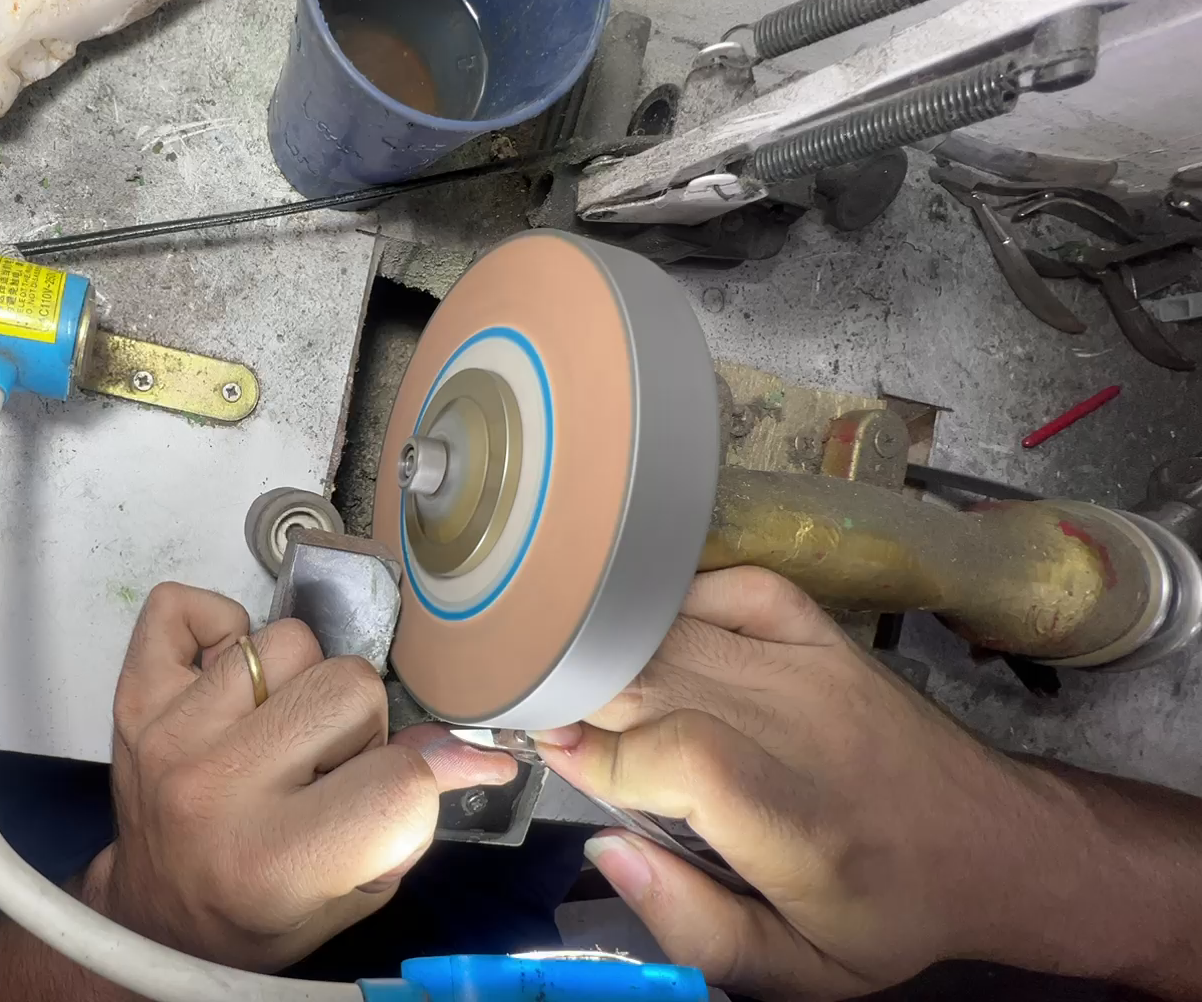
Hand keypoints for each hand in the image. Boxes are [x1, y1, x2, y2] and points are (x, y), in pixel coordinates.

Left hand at [85, 583, 515, 971]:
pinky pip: (180, 604)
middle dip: (354, 723)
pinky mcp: (132, 693)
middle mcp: (213, 789)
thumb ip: (415, 816)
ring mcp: (167, 732)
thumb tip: (482, 753)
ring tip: (272, 726)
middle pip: (348, 683)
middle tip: (321, 762)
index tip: (379, 797)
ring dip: (295, 678)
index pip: (399, 779)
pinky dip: (215, 626)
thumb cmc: (263, 909)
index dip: (409, 780)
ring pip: (285, 638)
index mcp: (274, 861)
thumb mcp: (354, 889)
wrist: (159, 910)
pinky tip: (222, 677)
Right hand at [537, 567, 1083, 999]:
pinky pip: (723, 588)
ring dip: (608, 653)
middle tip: (554, 715)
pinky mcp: (816, 631)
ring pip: (671, 633)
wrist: (998, 843)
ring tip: (585, 679)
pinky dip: (671, 602)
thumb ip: (694, 926)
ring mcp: (807, 667)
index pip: (679, 757)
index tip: (562, 756)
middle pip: (654, 680)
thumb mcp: (801, 967)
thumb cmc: (881, 907)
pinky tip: (654, 637)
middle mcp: (800, 729)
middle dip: (581, 696)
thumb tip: (604, 847)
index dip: (601, 755)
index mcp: (800, 824)